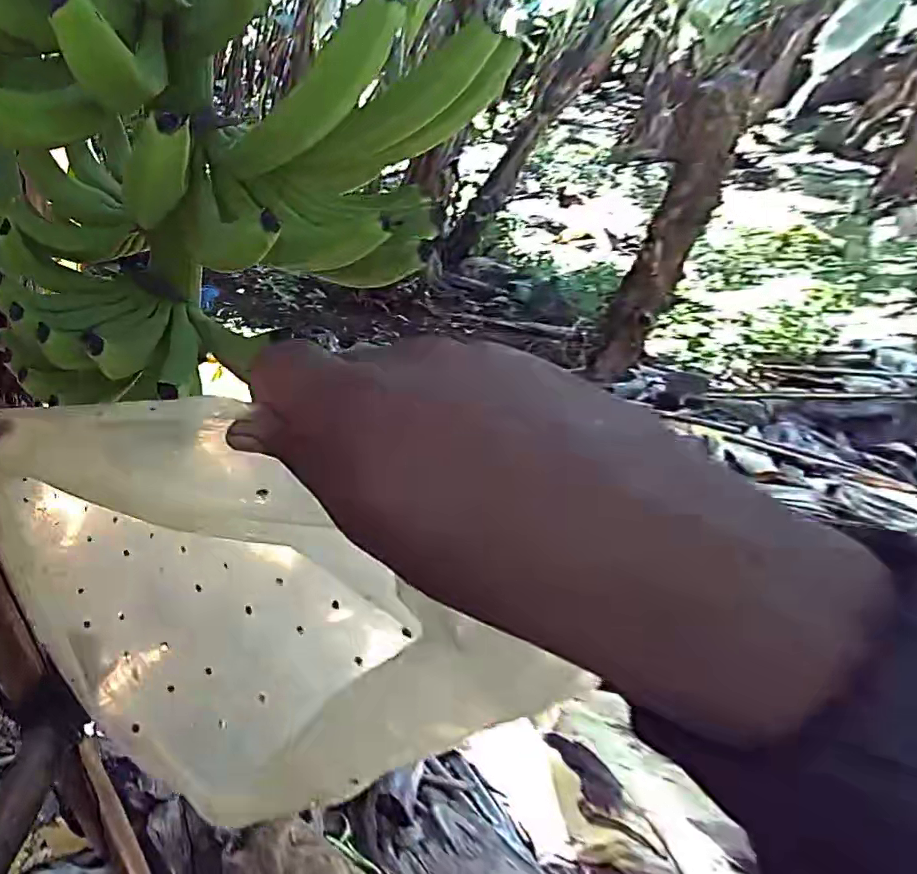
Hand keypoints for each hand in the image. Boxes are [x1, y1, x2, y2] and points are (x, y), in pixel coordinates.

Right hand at [228, 337, 892, 745]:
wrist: (662, 555)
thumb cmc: (493, 562)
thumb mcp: (379, 526)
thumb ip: (310, 462)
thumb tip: (255, 425)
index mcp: (358, 402)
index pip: (277, 363)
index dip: (272, 398)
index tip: (292, 444)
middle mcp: (407, 359)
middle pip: (346, 372)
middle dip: (348, 416)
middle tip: (391, 483)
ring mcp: (473, 353)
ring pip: (408, 377)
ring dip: (409, 417)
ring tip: (464, 482)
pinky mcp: (526, 360)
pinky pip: (465, 379)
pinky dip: (464, 413)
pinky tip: (514, 467)